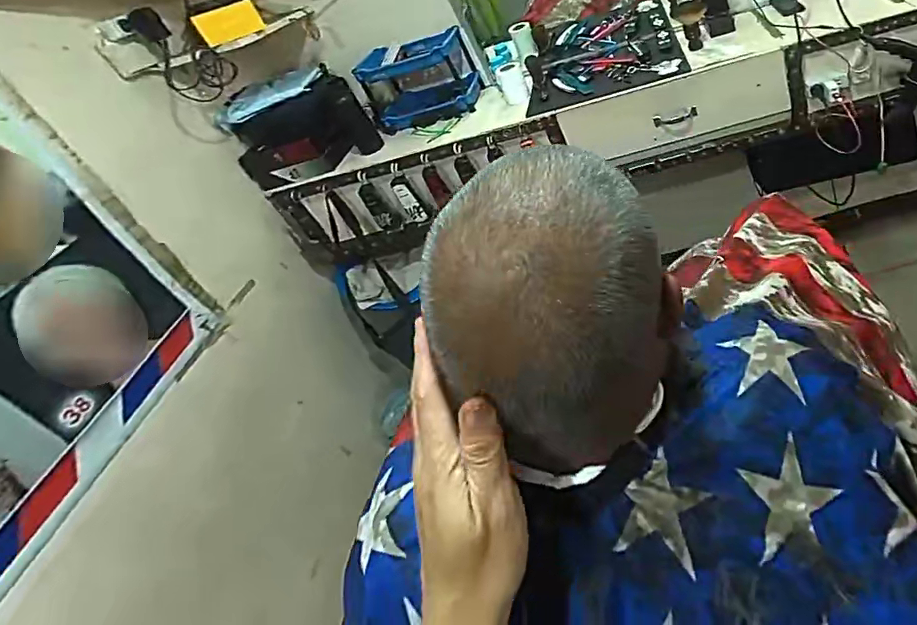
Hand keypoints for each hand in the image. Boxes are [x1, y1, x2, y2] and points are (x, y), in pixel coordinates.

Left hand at [410, 318, 526, 624]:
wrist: (466, 608)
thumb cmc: (485, 555)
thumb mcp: (492, 502)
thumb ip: (483, 451)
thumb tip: (474, 398)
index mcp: (440, 459)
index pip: (427, 397)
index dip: (425, 357)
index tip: (425, 320)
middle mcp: (430, 460)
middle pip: (424, 400)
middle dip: (426, 359)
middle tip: (437, 321)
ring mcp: (434, 473)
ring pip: (431, 412)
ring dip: (433, 376)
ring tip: (450, 345)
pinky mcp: (444, 482)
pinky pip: (441, 427)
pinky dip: (444, 399)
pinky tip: (462, 394)